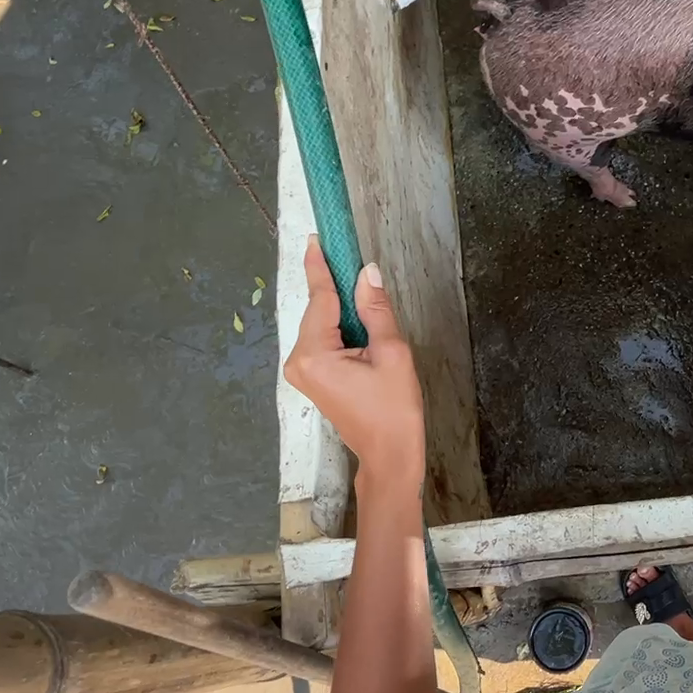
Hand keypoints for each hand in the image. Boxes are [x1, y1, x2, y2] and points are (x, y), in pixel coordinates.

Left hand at [283, 235, 424, 487]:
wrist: (389, 455)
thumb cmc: (395, 408)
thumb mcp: (393, 353)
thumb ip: (376, 310)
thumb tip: (366, 272)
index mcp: (315, 354)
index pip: (320, 299)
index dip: (320, 266)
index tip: (315, 237)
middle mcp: (298, 360)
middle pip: (318, 311)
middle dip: (335, 285)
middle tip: (349, 254)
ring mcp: (302, 371)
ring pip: (321, 325)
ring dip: (341, 307)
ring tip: (361, 286)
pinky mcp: (312, 378)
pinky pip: (323, 340)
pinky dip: (340, 326)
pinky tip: (357, 316)